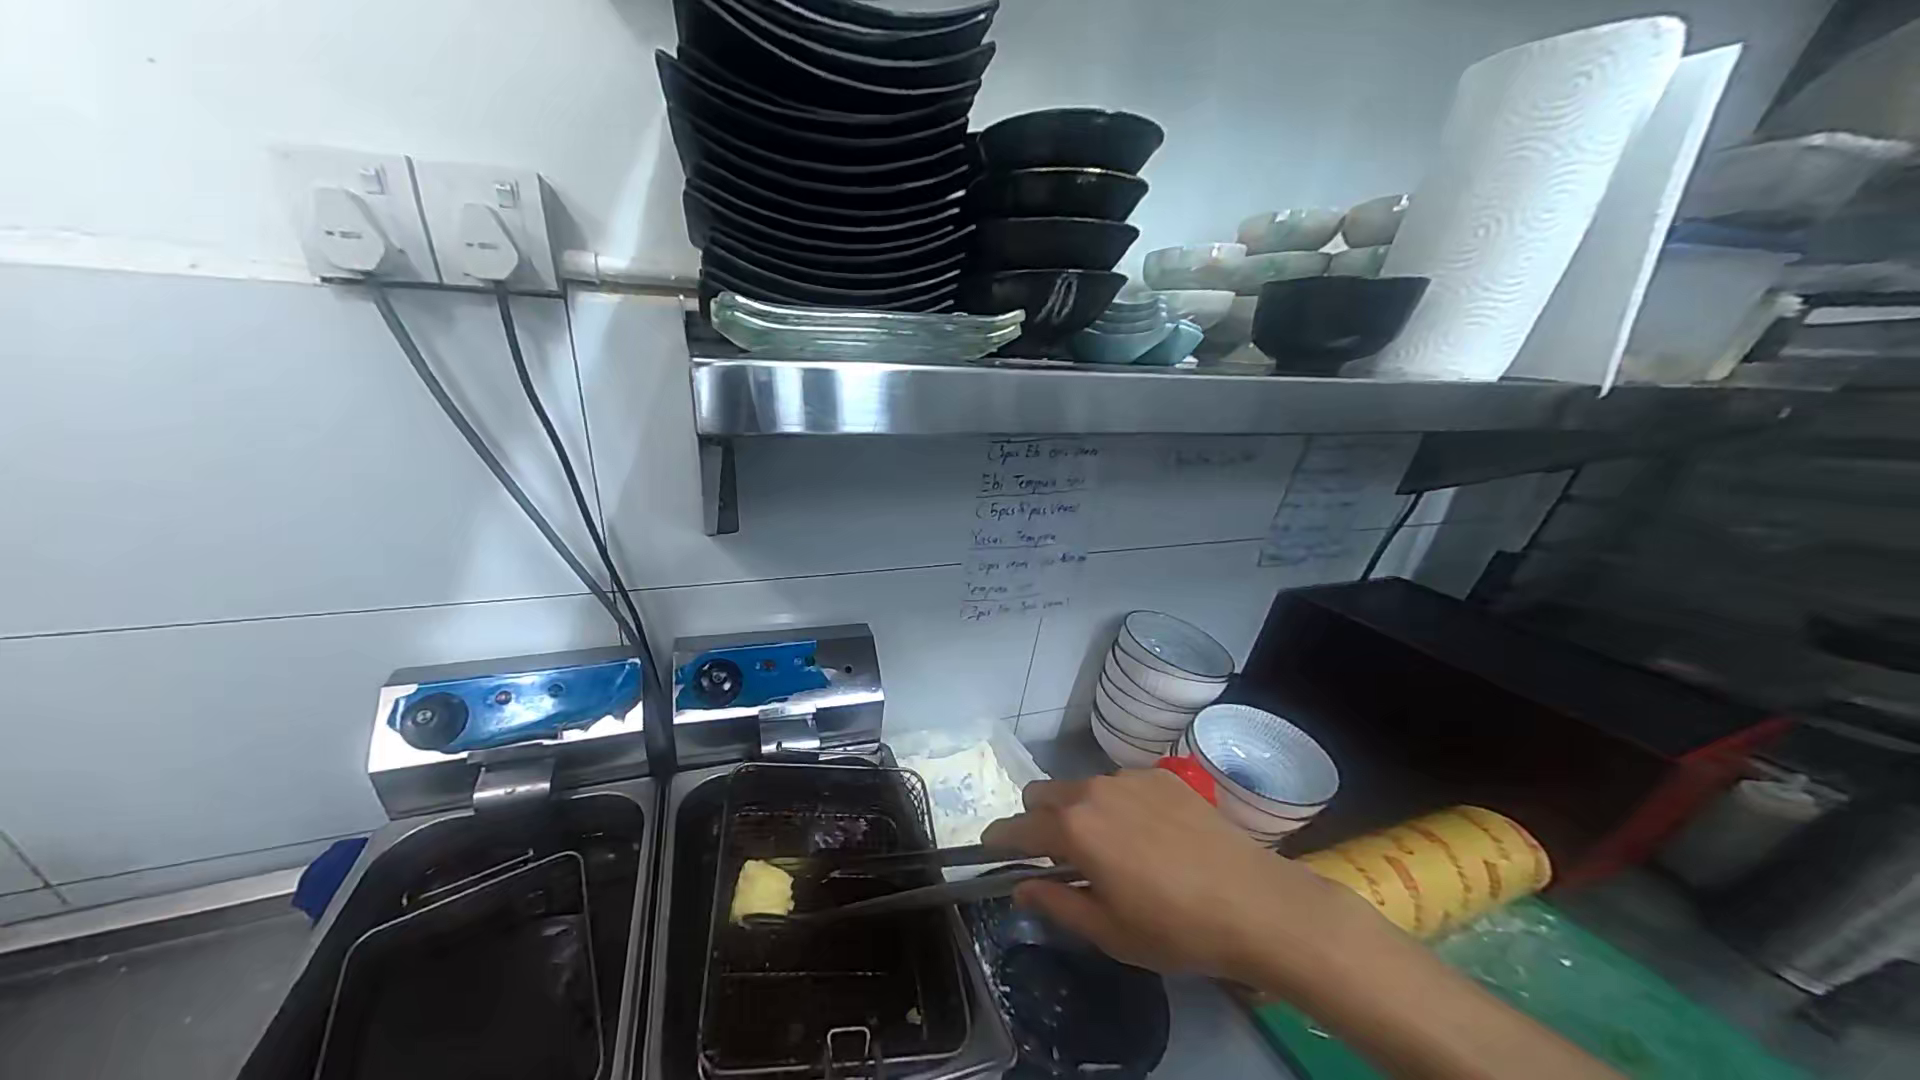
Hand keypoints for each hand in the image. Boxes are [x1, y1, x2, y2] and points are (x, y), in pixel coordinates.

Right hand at [981, 768, 1383, 987]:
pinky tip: (1148, 836)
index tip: (990, 847)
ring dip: (1078, 811)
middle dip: (1036, 819)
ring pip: (1082, 787)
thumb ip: (1055, 902)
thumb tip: (1020, 886)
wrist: (1254, 902)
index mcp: (1073, 828)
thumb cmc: (1174, 927)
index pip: (1017, 826)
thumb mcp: (1107, 930)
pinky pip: (1120, 785)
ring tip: (1110, 848)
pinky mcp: (1161, 776)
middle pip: (1043, 793)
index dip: (998, 839)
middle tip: (1055, 854)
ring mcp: (1130, 778)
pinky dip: (1116, 804)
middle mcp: (1093, 790)